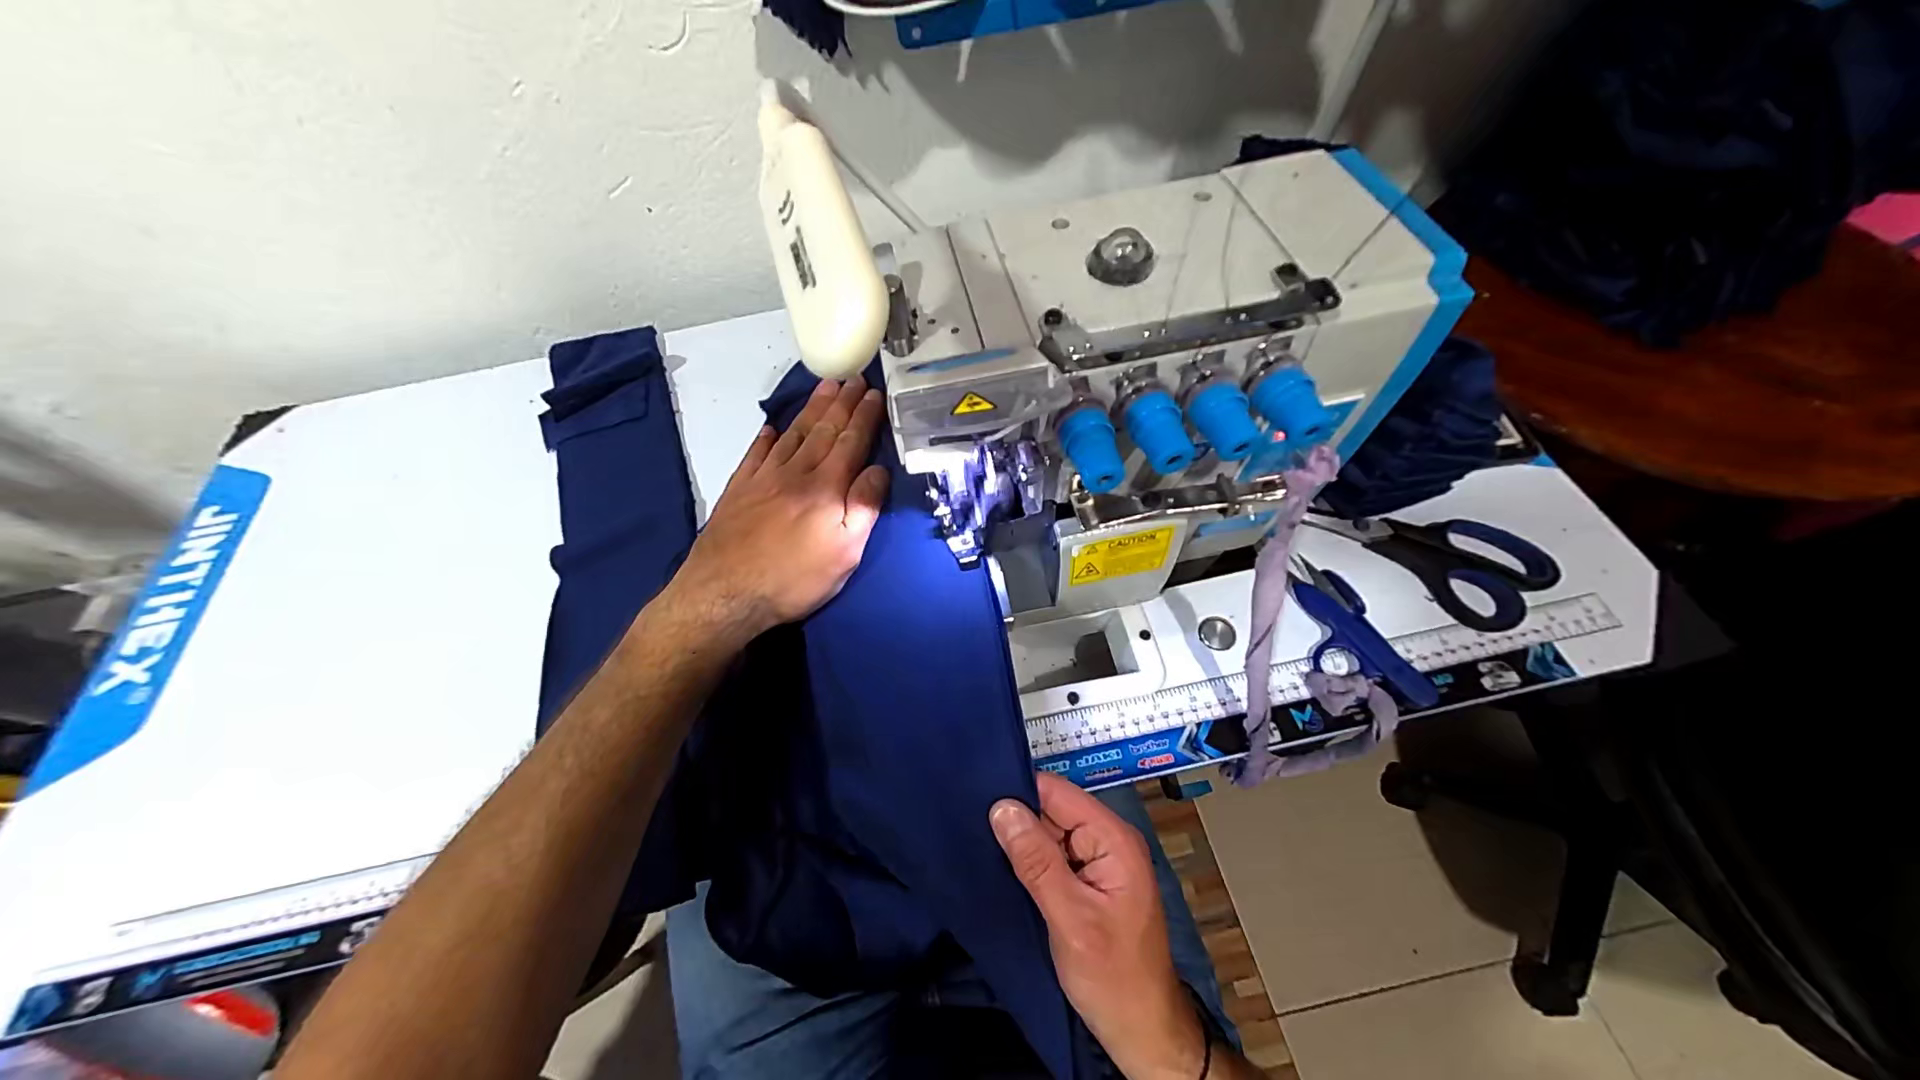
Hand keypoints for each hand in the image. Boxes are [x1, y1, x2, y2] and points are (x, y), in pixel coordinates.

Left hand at [668, 376, 890, 641]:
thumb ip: (864, 508)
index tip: (874, 394)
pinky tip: (772, 427)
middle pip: (823, 430)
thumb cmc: (793, 580)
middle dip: (842, 403)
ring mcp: (763, 478)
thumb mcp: (845, 553)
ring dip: (812, 409)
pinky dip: (766, 437)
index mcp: (826, 488)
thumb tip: (878, 470)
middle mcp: (795, 473)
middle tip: (854, 378)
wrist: (724, 593)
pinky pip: (756, 453)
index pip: (851, 442)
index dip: (865, 417)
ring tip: (826, 388)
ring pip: (793, 434)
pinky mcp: (739, 489)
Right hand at [990, 773, 1208, 1079]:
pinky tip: (1003, 867)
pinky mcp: (1087, 882)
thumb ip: (1036, 860)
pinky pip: (1053, 856)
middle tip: (970, 826)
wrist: (1142, 1032)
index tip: (975, 796)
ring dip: (1020, 842)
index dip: (1019, 792)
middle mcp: (1107, 841)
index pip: (1057, 793)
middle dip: (1016, 818)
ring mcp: (1098, 862)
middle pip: (1052, 810)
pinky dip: (1030, 862)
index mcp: (1113, 839)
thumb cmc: (1114, 977)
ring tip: (979, 844)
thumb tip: (1002, 808)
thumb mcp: (1070, 918)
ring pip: (1049, 833)